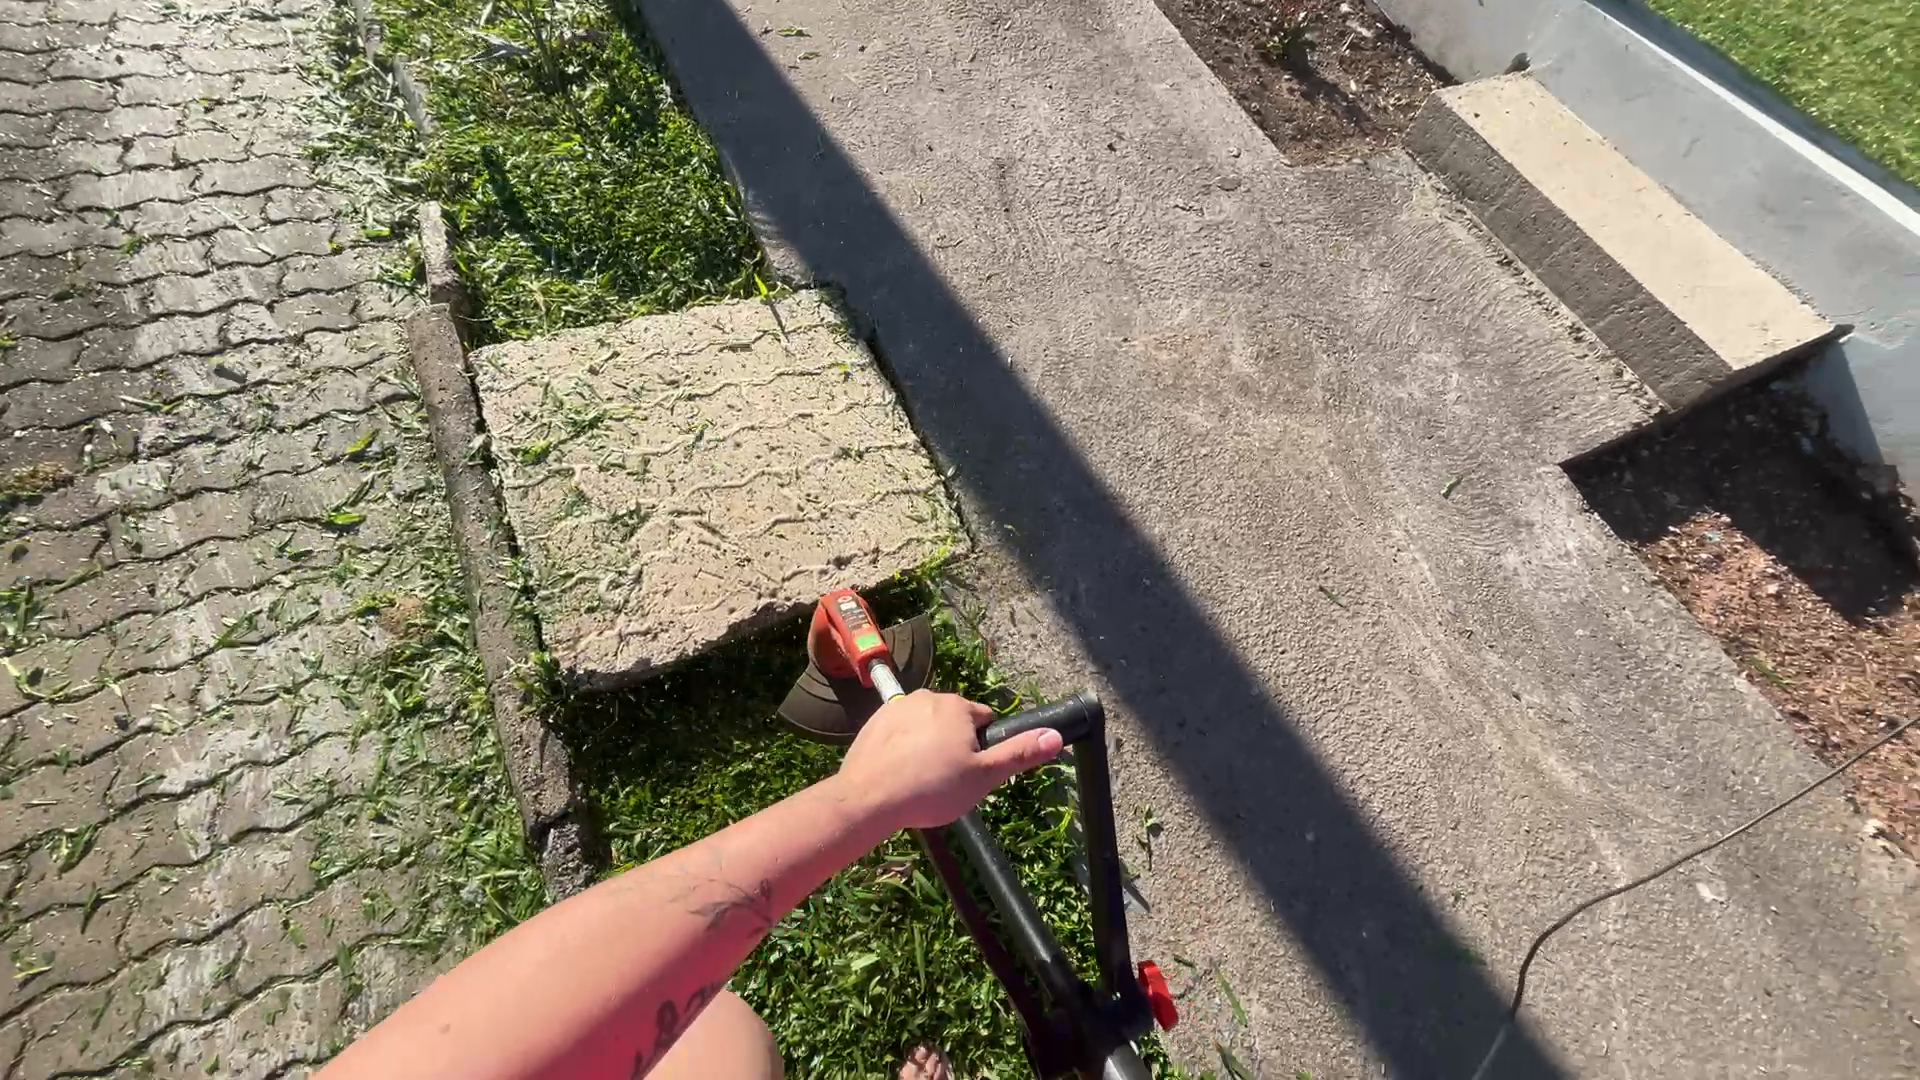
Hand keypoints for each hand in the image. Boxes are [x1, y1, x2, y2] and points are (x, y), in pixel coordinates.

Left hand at [837, 689, 1064, 829]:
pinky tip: (900, 774)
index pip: (986, 720)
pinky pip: (900, 733)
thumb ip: (1019, 754)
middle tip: (948, 781)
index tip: (972, 772)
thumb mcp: (984, 776)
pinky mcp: (874, 722)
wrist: (868, 798)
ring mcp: (897, 707)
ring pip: (926, 726)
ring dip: (929, 746)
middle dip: (956, 745)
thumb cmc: (931, 788)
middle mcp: (928, 696)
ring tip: (921, 781)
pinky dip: (904, 748)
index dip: (984, 748)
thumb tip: (1055, 735)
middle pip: (954, 721)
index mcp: (957, 706)